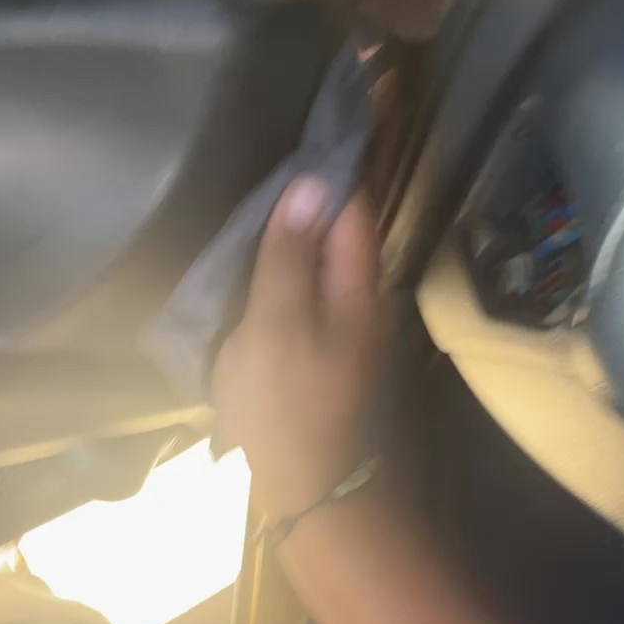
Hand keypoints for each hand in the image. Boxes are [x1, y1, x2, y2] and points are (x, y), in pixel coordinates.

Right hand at [213, 177, 387, 515]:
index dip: (329, 169)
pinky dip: (294, 276)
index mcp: (361, 289)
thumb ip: (291, 258)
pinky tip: (264, 271)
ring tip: (256, 213)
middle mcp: (368, 303)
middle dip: (311, 202)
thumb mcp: (276, 326)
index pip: (354, 207)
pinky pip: (317, 295)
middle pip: (343, 235)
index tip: (295, 134)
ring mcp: (354, 330)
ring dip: (300, 240)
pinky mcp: (333, 351)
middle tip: (263, 170)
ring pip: (329, 266)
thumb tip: (310, 184)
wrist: (312, 488)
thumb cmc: (287, 408)